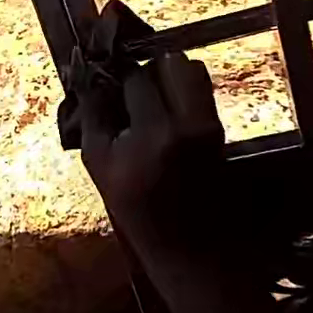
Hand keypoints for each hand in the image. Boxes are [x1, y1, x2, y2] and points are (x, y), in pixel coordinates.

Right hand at [74, 49, 223, 251]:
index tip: (106, 78)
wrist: (193, 249)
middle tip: (129, 90)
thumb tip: (92, 78)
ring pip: (187, 67)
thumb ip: (94, 116)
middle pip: (163, 63)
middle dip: (144, 71)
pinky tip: (168, 108)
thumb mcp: (101, 168)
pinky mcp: (220, 125)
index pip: (132, 78)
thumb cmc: (139, 215)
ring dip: (166, 74)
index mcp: (150, 135)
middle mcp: (183, 122)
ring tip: (151, 98)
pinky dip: (183, 86)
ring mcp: (207, 122)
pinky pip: (201, 85)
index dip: (116, 75)